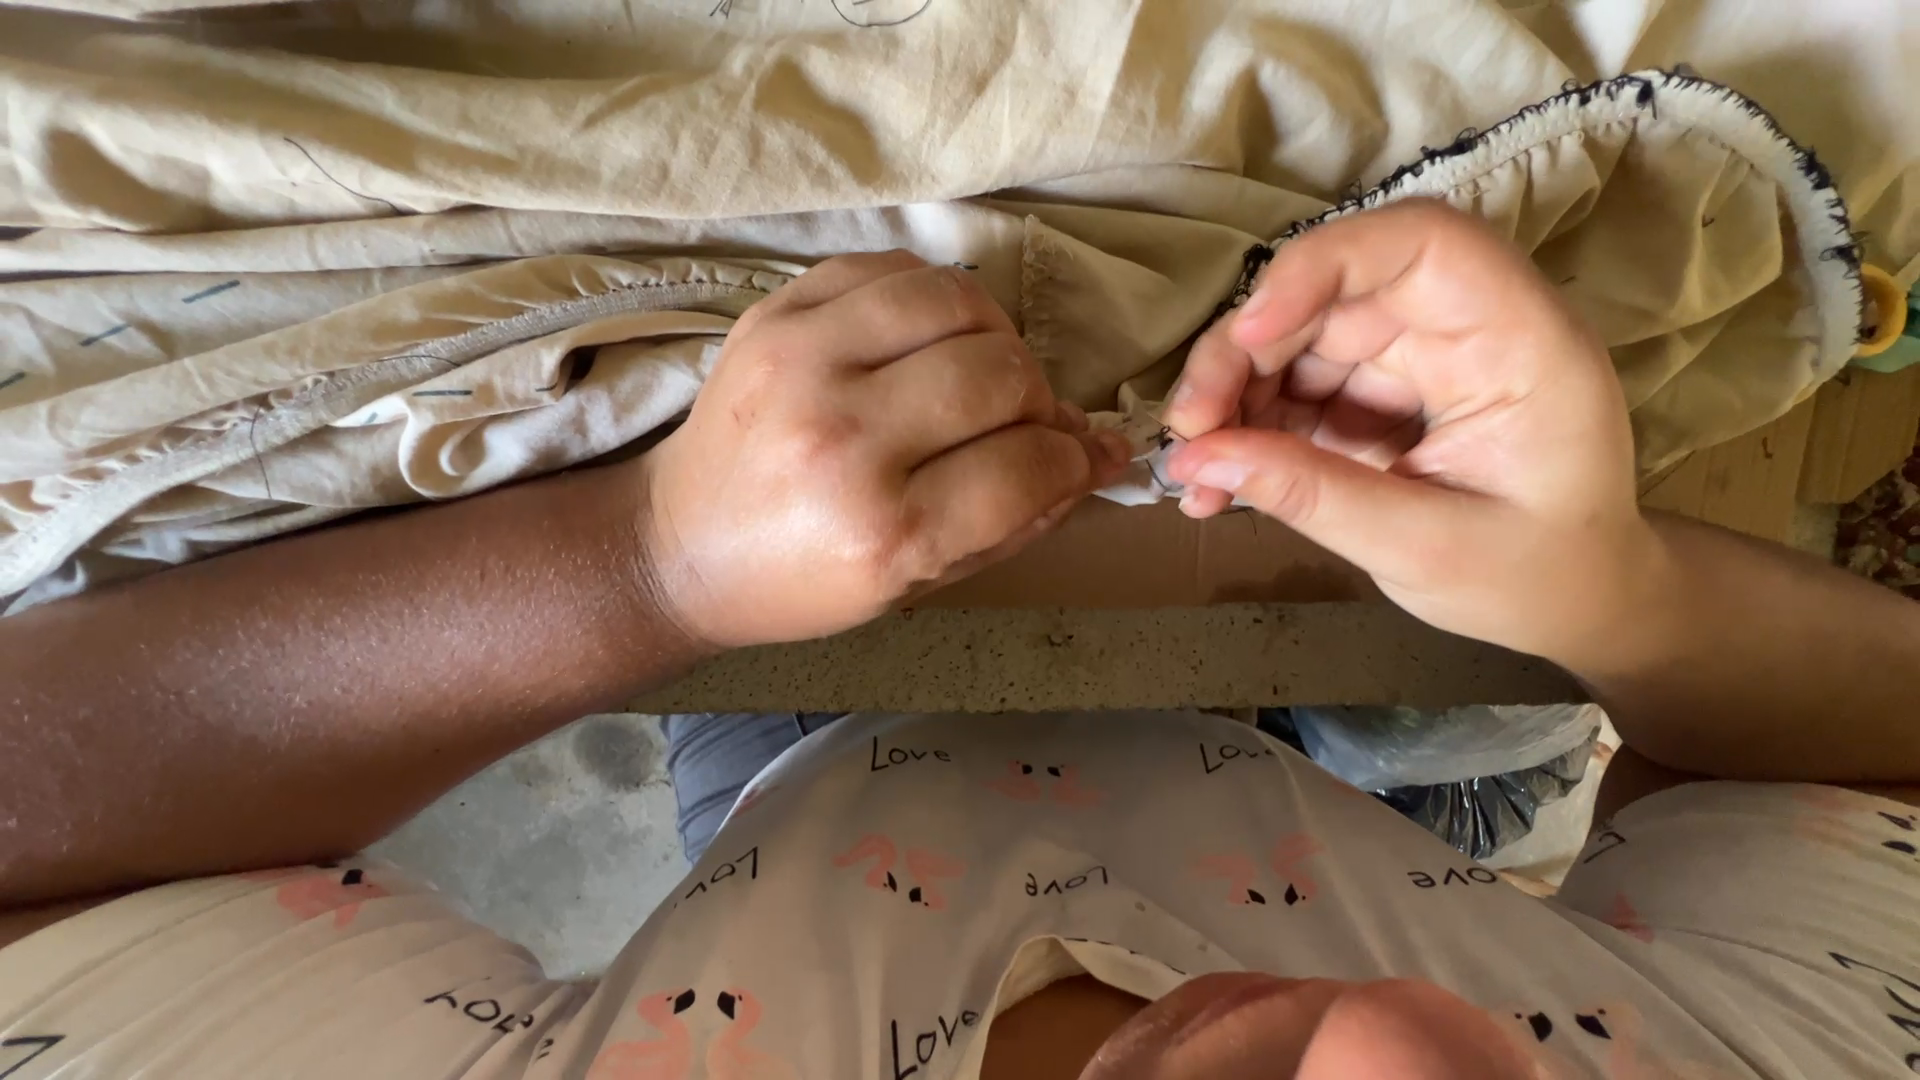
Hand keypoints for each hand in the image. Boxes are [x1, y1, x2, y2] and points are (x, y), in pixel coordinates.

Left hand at [640, 251, 1133, 648]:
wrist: (680, 546)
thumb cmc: (804, 583)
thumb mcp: (918, 582)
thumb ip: (1017, 520)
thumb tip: (1097, 455)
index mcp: (883, 531)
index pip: (1027, 468)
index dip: (1072, 462)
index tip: (1078, 459)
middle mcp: (843, 439)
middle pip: (1003, 376)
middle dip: (1038, 402)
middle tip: (1022, 423)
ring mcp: (801, 361)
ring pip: (958, 302)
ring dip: (995, 338)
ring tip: (979, 375)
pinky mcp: (772, 312)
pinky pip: (893, 268)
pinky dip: (933, 300)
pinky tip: (926, 340)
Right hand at [1162, 200, 1660, 663]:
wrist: (1565, 600)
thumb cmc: (1530, 576)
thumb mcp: (1424, 549)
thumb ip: (1312, 497)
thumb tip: (1195, 460)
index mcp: (1515, 343)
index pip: (1420, 246)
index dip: (1321, 267)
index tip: (1249, 336)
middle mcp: (1453, 330)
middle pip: (1326, 295)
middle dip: (1240, 355)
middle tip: (1186, 429)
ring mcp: (1404, 360)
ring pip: (1290, 342)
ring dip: (1227, 397)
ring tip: (1190, 470)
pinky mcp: (1365, 395)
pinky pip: (1284, 391)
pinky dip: (1239, 431)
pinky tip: (1210, 482)